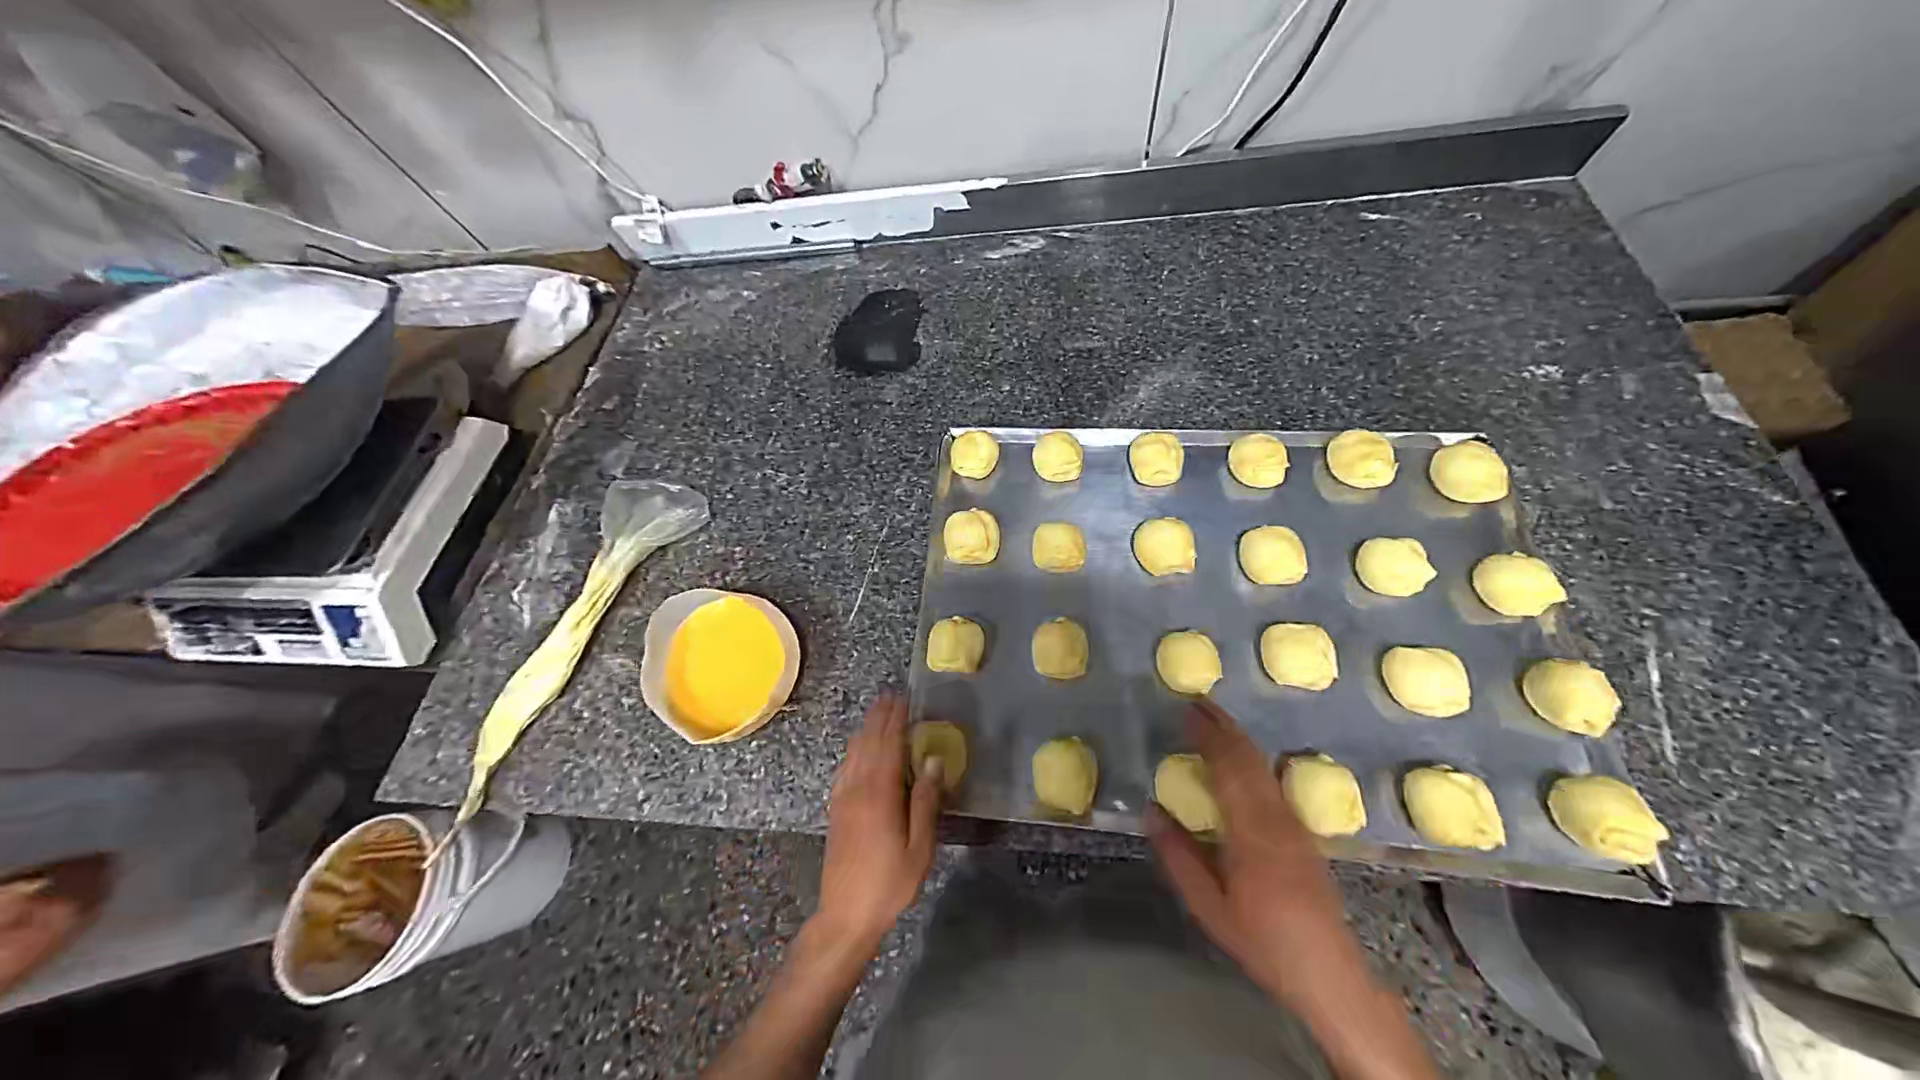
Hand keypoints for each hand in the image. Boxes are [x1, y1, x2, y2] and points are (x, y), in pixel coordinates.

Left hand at [816, 691, 941, 946]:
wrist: (845, 914)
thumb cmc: (889, 882)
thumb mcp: (919, 847)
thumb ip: (926, 801)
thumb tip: (933, 760)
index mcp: (879, 793)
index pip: (888, 745)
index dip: (896, 720)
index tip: (903, 699)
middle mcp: (857, 788)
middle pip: (868, 743)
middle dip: (879, 718)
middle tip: (890, 696)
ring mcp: (842, 798)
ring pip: (854, 753)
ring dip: (866, 730)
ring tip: (878, 713)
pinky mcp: (836, 809)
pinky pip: (845, 769)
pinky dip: (854, 751)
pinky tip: (859, 750)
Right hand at [1146, 698, 1355, 1006]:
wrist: (1330, 974)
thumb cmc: (1263, 942)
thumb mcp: (1209, 907)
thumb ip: (1179, 857)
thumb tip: (1151, 810)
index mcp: (1252, 834)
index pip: (1228, 769)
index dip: (1207, 736)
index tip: (1186, 710)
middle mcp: (1278, 819)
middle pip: (1249, 759)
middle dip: (1223, 726)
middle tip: (1198, 700)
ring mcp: (1295, 823)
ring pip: (1264, 767)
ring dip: (1239, 738)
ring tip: (1214, 718)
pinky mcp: (1304, 832)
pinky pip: (1272, 781)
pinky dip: (1252, 757)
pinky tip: (1241, 757)